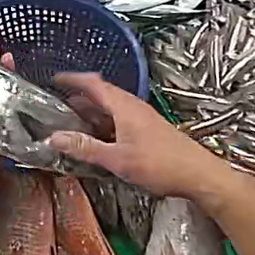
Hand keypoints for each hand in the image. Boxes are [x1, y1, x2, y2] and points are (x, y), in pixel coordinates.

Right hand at [46, 72, 243, 207]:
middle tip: (57, 105)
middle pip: (101, 95)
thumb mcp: (117, 159)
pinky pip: (118, 121)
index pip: (93, 84)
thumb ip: (85, 148)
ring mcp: (141, 119)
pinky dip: (102, 126)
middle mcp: (132, 107)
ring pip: (110, 110)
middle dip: (78, 98)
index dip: (73, 79)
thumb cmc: (161, 164)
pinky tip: (96, 141)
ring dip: (90, 114)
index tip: (55, 78)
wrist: (198, 175)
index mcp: (124, 106)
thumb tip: (55, 138)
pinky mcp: (146, 131)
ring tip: (71, 124)